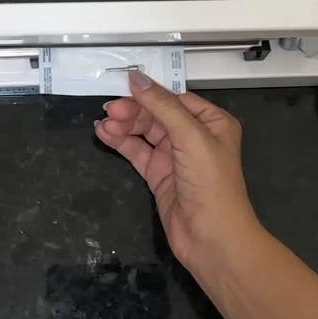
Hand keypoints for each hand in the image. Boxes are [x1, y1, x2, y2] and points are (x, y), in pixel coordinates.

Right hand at [96, 74, 262, 275]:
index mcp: (211, 122)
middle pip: (157, 114)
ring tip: (104, 123)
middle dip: (133, 110)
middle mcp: (194, 136)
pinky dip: (121, 142)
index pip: (175, 98)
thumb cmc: (210, 183)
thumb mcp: (190, 137)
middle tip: (110, 110)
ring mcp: (175, 156)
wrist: (213, 240)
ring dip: (124, 125)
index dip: (150, 92)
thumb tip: (136, 78)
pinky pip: (137, 151)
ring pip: (144, 132)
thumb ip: (162, 106)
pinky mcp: (159, 176)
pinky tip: (105, 134)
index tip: (124, 85)